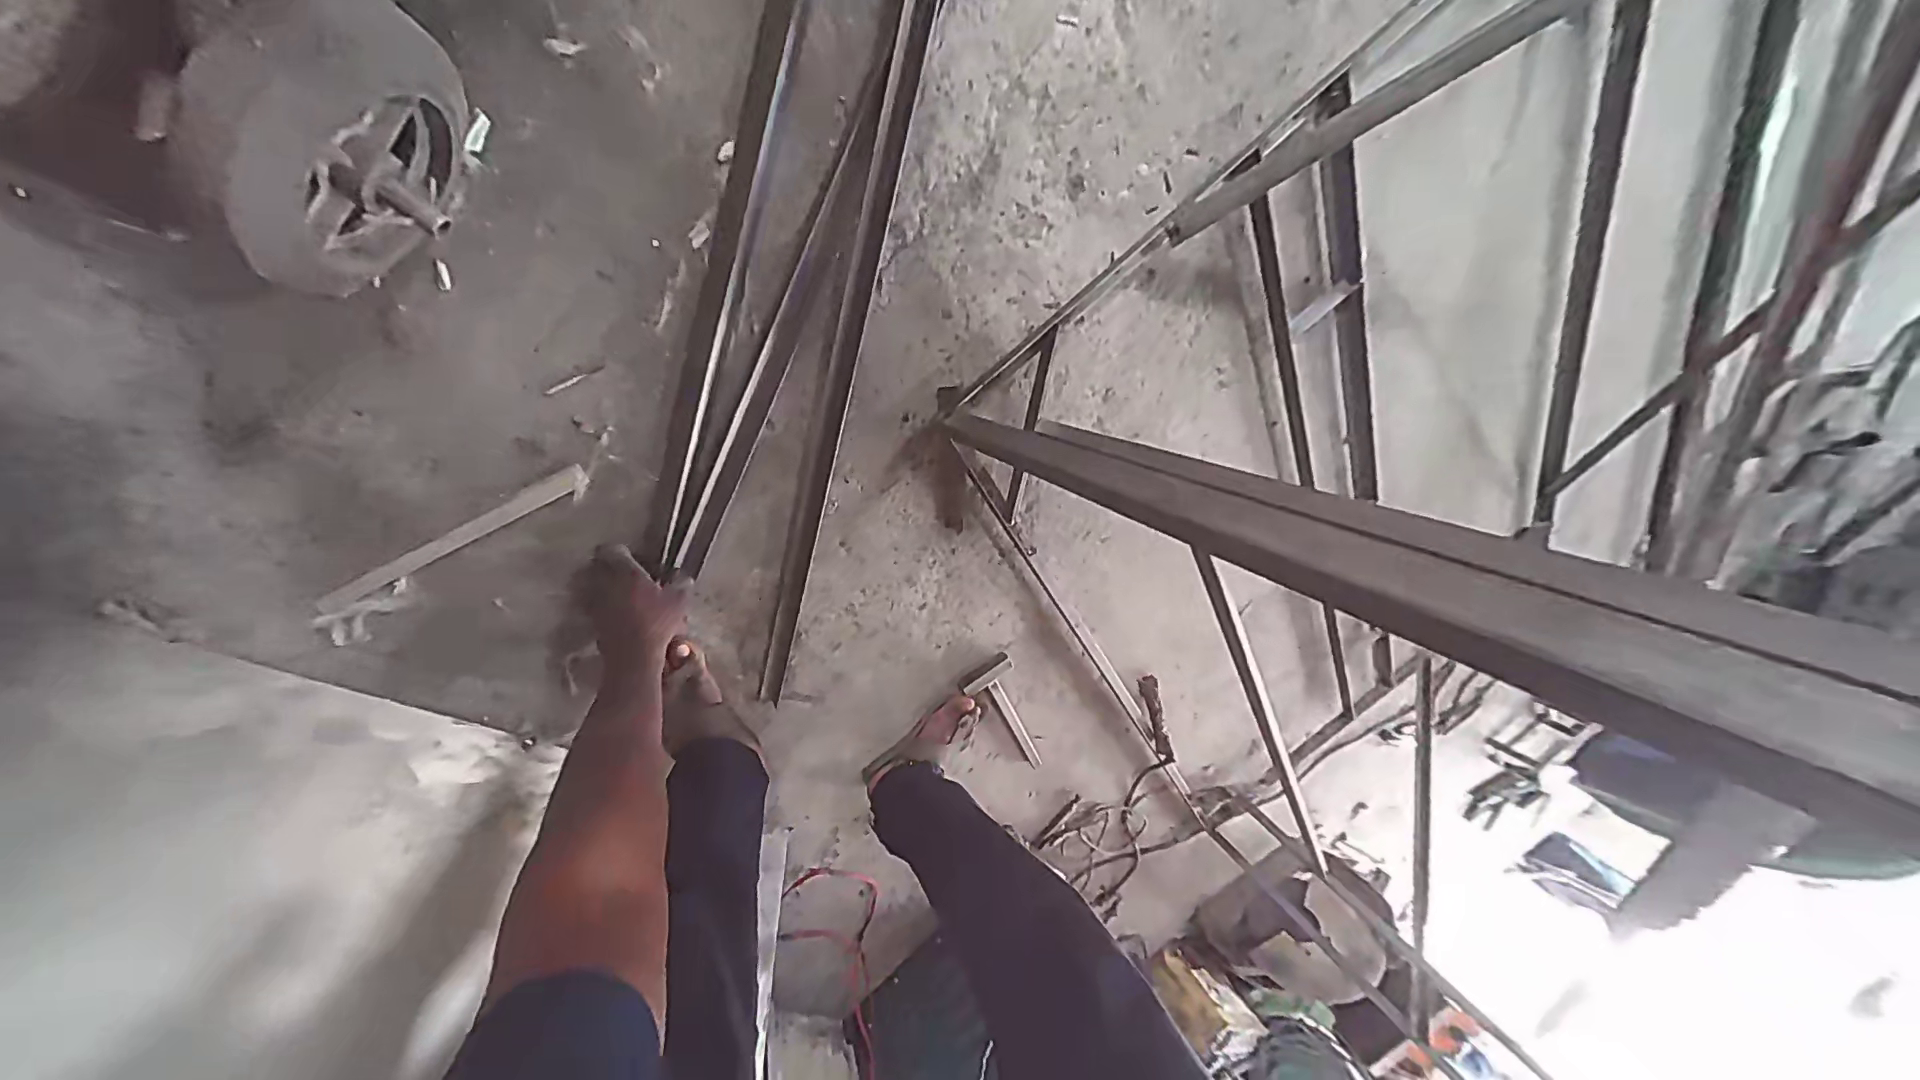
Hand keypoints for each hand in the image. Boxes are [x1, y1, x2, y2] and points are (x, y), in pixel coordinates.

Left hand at [582, 544, 686, 672]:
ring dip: (607, 586)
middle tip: (630, 574)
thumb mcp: (679, 601)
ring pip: (596, 585)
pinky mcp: (592, 620)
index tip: (635, 558)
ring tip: (626, 594)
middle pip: (600, 566)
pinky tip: (623, 614)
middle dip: (612, 567)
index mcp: (625, 571)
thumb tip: (682, 578)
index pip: (613, 549)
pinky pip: (596, 604)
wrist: (633, 656)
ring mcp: (595, 602)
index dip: (623, 552)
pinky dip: (606, 605)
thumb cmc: (658, 622)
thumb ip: (681, 584)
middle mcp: (604, 582)